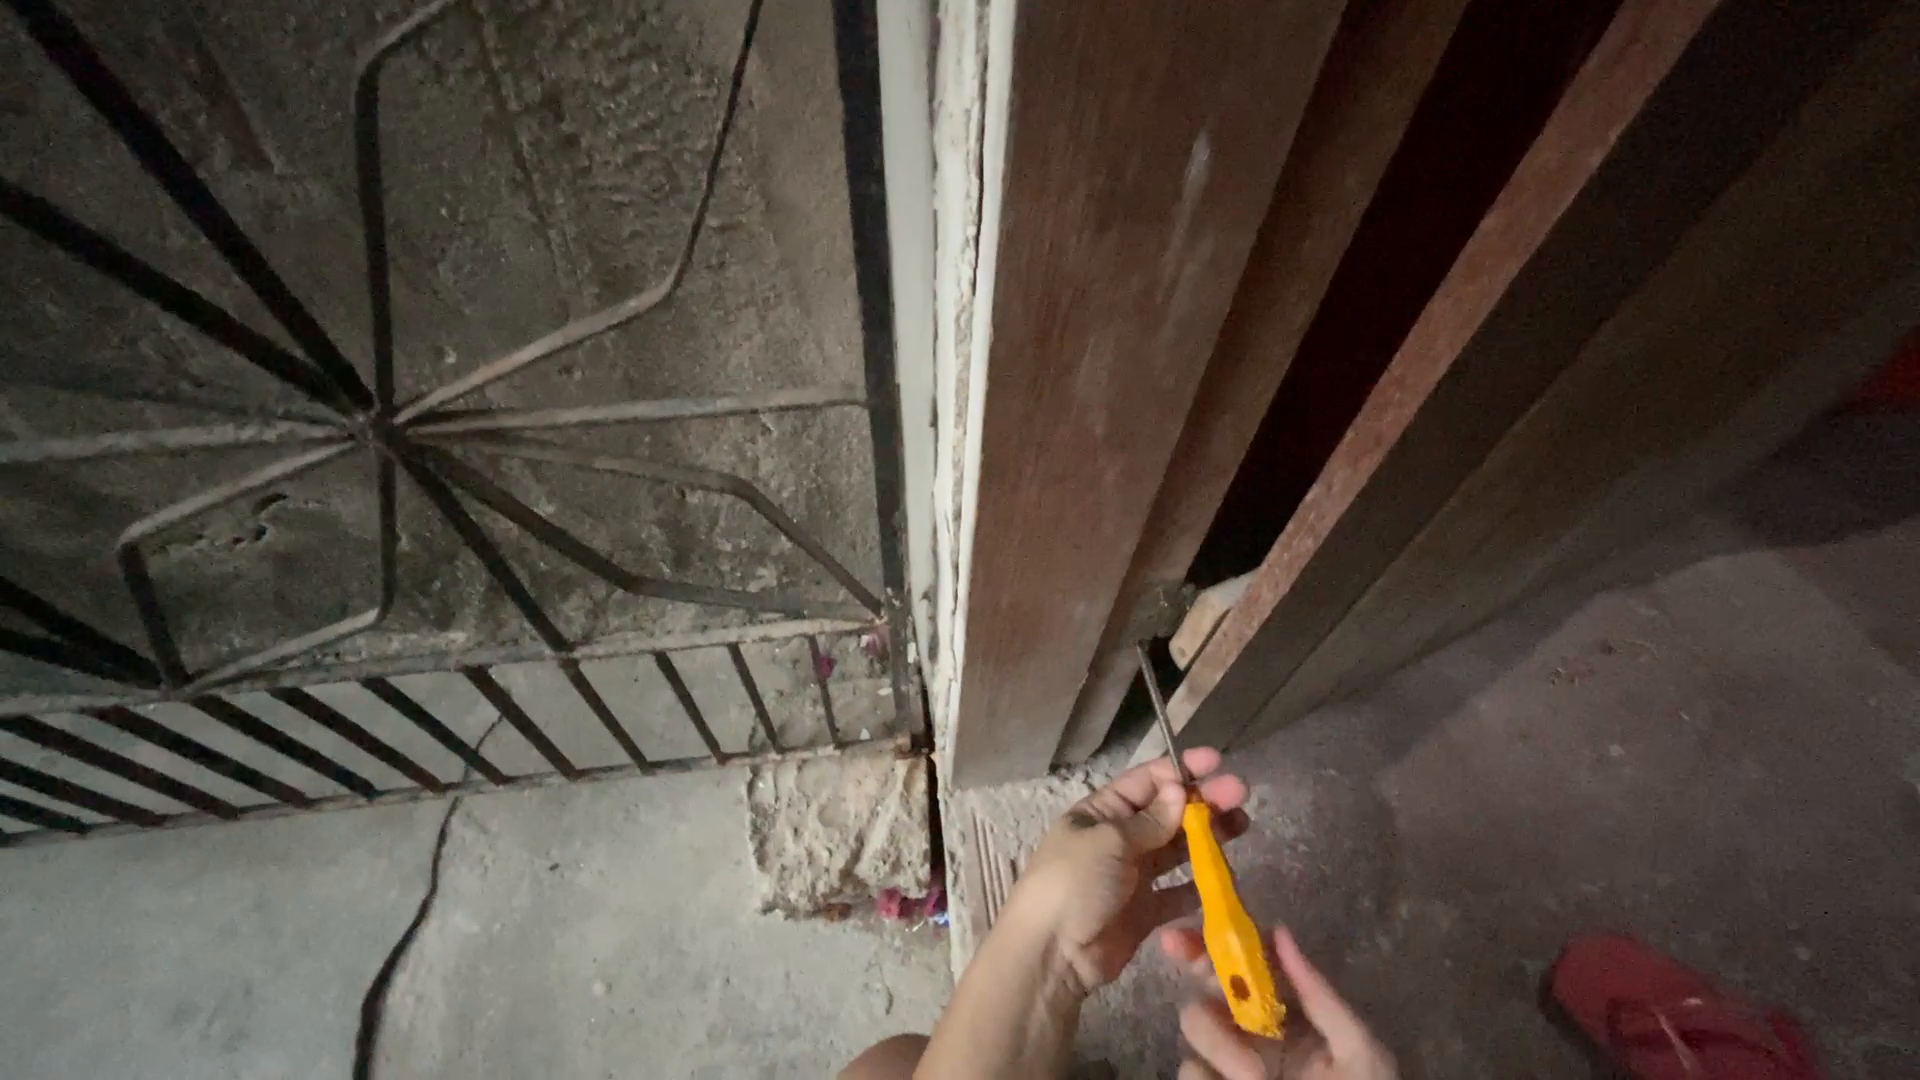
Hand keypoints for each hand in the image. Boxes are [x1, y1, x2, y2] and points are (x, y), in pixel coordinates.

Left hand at [1001, 748, 1249, 996]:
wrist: (1053, 953)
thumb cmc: (1074, 882)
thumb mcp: (1108, 842)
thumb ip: (1149, 821)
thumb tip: (1179, 789)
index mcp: (1101, 811)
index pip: (1146, 781)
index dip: (1180, 769)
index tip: (1215, 762)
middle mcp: (1119, 837)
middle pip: (1168, 813)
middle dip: (1203, 801)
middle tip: (1240, 794)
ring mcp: (1133, 875)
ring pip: (1177, 849)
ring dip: (1208, 837)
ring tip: (1243, 826)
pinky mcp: (1145, 910)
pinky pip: (1178, 891)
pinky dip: (1200, 885)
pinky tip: (1226, 876)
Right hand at [1162, 926, 1396, 1079]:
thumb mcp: (1359, 1052)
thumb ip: (1320, 995)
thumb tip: (1278, 930)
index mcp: (1281, 1010)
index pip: (1233, 962)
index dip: (1200, 942)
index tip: (1179, 943)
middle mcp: (1246, 1031)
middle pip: (1200, 988)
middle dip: (1204, 996)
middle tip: (1222, 1004)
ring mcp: (1226, 1066)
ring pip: (1191, 1030)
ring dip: (1219, 1046)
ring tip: (1256, 1078)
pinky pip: (1189, 1072)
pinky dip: (1209, 1079)